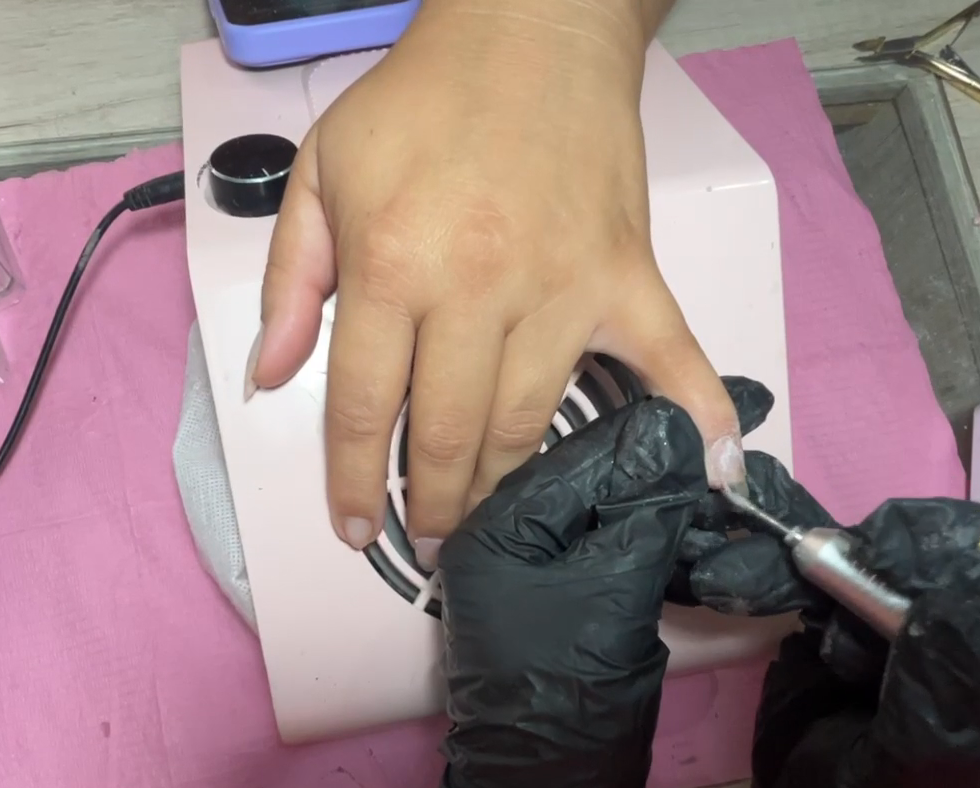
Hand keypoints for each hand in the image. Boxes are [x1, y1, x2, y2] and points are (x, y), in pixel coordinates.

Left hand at [253, 0, 743, 568]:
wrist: (530, 25)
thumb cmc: (419, 103)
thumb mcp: (322, 177)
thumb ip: (287, 285)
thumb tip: (271, 377)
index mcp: (393, 265)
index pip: (366, 406)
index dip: (356, 481)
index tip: (358, 529)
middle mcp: (479, 287)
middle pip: (452, 434)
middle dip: (435, 506)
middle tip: (429, 544)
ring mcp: (563, 287)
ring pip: (532, 423)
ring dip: (507, 489)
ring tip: (489, 523)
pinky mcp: (626, 278)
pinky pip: (668, 359)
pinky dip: (692, 416)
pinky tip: (708, 468)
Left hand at [381, 397, 702, 787]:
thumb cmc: (571, 694)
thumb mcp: (612, 590)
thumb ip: (643, 511)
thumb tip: (680, 443)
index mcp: (496, 529)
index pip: (577, 456)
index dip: (647, 440)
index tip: (715, 422)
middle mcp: (503, 540)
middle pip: (589, 479)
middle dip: (656, 470)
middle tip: (726, 454)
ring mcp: (529, 573)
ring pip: (603, 513)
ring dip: (661, 504)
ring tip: (720, 491)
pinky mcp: (558, 601)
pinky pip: (605, 550)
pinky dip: (651, 539)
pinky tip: (696, 529)